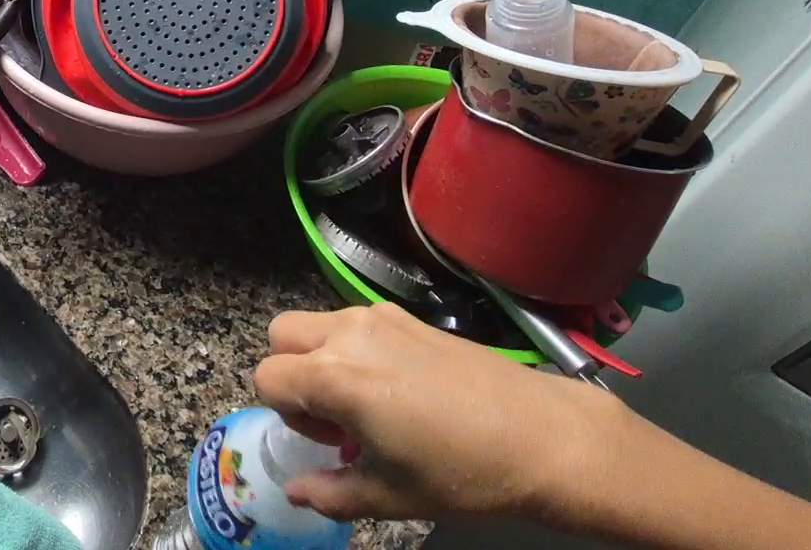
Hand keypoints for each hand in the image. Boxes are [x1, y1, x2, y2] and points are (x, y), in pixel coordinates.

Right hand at [253, 303, 623, 522]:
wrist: (542, 436)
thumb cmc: (462, 473)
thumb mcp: (390, 495)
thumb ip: (331, 492)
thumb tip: (297, 492)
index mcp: (334, 377)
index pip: (268, 377)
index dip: (286, 413)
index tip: (326, 439)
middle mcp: (346, 334)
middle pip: (281, 334)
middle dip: (291, 371)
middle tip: (332, 412)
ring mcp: (376, 317)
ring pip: (316, 324)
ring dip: (320, 356)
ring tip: (367, 402)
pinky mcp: (404, 315)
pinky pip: (353, 322)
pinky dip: (352, 348)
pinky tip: (397, 387)